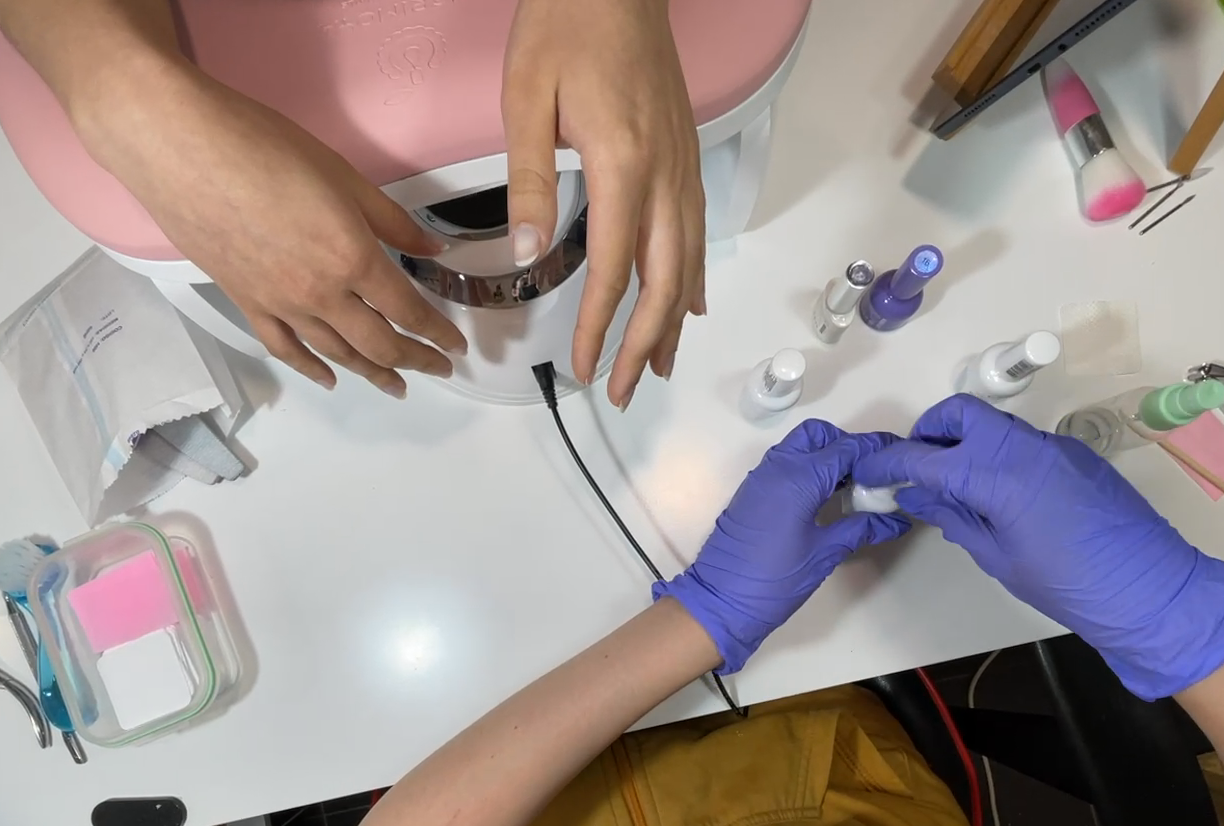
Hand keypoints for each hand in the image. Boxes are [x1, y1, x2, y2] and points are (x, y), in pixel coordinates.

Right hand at [81, 72, 466, 398]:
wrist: (174, 142)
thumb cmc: (260, 146)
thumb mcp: (345, 178)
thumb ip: (394, 223)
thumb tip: (433, 251)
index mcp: (353, 260)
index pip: (409, 312)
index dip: (437, 335)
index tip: (455, 349)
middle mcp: (322, 294)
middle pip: (380, 344)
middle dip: (416, 362)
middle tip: (437, 371)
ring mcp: (282, 304)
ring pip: (338, 354)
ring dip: (373, 374)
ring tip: (397, 386)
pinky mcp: (247, 302)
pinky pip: (286, 348)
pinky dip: (311, 368)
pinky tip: (330, 380)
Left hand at [503, 0, 703, 408]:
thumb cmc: (567, 23)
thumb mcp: (527, 97)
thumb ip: (530, 180)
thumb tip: (530, 254)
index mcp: (624, 168)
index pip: (611, 272)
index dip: (598, 328)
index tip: (585, 369)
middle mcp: (665, 180)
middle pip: (663, 286)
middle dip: (642, 346)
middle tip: (623, 391)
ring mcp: (683, 172)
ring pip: (687, 268)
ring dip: (672, 325)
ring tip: (657, 367)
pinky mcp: (686, 162)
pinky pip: (697, 238)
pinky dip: (693, 282)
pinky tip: (690, 308)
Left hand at [657, 420, 910, 674]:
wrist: (720, 600)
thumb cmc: (775, 580)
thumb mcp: (824, 554)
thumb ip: (861, 528)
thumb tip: (895, 520)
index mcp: (798, 478)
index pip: (846, 448)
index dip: (875, 450)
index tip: (899, 458)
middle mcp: (777, 467)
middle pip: (818, 435)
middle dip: (846, 445)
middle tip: (868, 474)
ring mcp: (760, 478)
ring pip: (798, 447)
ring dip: (824, 455)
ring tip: (850, 486)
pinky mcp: (751, 492)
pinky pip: (783, 464)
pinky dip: (806, 468)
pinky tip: (823, 497)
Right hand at [853, 395, 1223, 698]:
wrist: (1148, 588)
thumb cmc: (1063, 582)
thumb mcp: (993, 554)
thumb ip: (951, 516)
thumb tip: (917, 495)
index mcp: (997, 476)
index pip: (925, 456)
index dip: (889, 463)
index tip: (869, 472)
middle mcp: (1024, 447)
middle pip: (961, 413)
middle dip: (928, 431)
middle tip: (915, 465)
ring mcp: (1053, 446)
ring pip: (992, 423)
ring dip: (962, 441)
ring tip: (951, 482)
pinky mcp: (1073, 454)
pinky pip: (1020, 440)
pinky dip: (994, 453)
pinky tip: (995, 492)